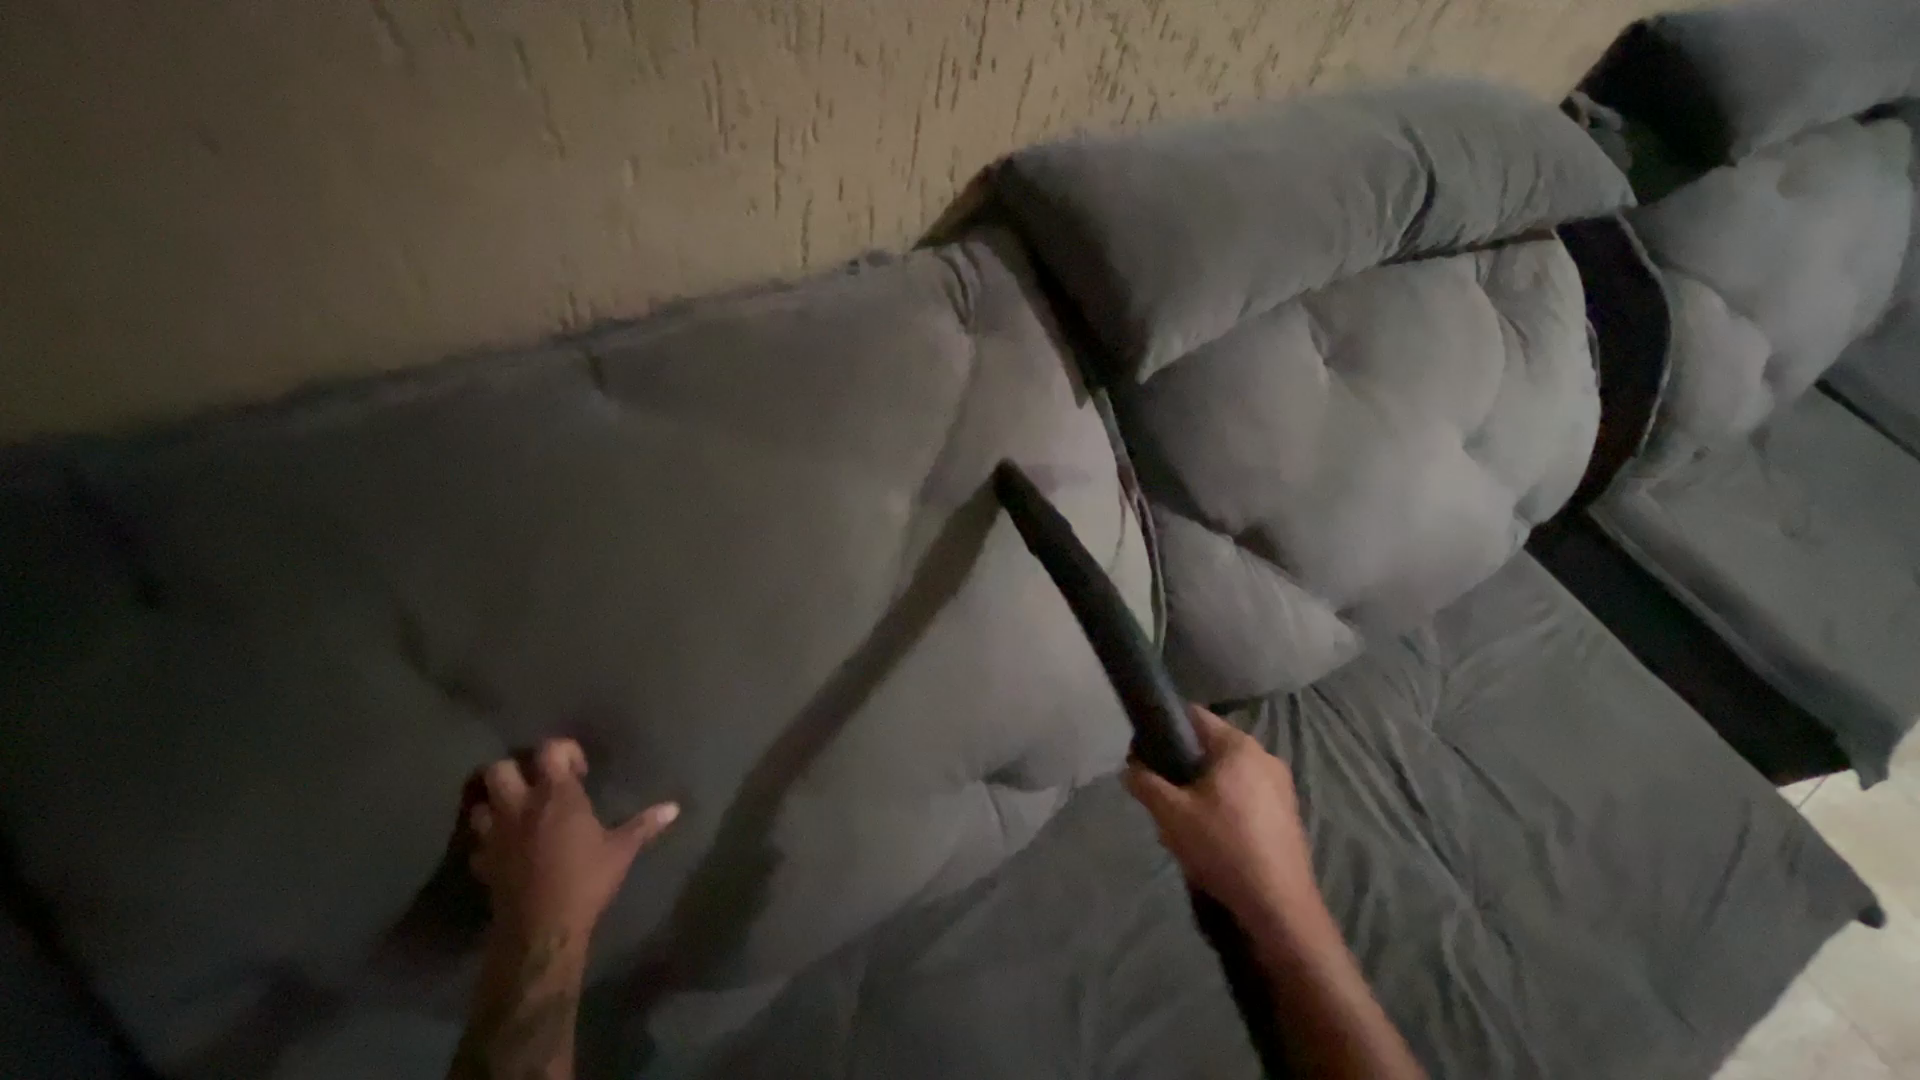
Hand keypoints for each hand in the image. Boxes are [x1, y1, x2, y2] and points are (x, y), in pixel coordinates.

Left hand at [467, 738, 679, 939]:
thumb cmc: (586, 881)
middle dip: (515, 770)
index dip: (563, 751)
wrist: (542, 928)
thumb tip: (674, 807)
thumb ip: (645, 824)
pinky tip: (506, 850)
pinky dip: (489, 841)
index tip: (579, 770)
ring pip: (480, 803)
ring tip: (516, 813)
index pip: (550, 750)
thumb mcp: (622, 851)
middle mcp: (520, 807)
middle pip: (499, 768)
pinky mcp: (482, 862)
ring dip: (495, 803)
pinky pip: (478, 842)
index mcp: (557, 796)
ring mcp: (496, 834)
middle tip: (536, 785)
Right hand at [1123, 706, 1317, 921]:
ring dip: (1202, 792)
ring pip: (1227, 776)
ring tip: (1183, 825)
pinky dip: (1224, 809)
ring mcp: (1281, 787)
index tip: (1143, 752)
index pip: (1194, 716)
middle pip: (1210, 749)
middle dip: (1182, 769)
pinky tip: (1212, 841)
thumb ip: (1144, 783)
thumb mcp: (1170, 813)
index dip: (1164, 728)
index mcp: (1238, 746)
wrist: (1278, 905)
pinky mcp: (1287, 815)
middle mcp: (1265, 756)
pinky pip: (1245, 798)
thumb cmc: (1222, 846)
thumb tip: (1130, 768)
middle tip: (1161, 796)